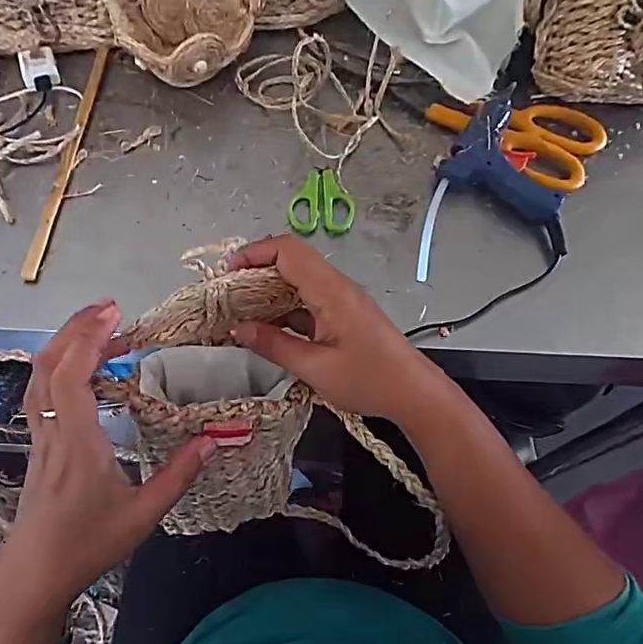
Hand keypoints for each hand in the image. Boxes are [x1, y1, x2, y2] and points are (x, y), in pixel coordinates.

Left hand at [0, 301, 214, 643]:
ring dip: (66, 345)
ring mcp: (40, 436)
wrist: (33, 576)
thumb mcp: (142, 514)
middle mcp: (51, 430)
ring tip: (101, 332)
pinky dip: (60, 367)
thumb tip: (216, 438)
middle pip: (48, 364)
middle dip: (76, 328)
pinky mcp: (38, 444)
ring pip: (40, 376)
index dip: (88, 337)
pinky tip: (84, 371)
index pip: (71, 374)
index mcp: (76, 441)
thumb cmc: (87, 545)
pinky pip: (42, 393)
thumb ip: (179, 473)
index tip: (114, 312)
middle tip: (110, 309)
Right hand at [226, 235, 452, 423]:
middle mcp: (337, 287)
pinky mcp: (344, 314)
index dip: (253, 253)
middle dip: (255, 271)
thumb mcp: (315, 368)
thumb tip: (238, 329)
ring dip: (269, 290)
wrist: (414, 393)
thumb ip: (274, 345)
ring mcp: (341, 299)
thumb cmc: (370, 380)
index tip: (227, 273)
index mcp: (331, 292)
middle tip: (228, 294)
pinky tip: (268, 327)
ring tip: (241, 312)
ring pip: (298, 279)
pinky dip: (285, 307)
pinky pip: (308, 299)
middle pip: (291, 259)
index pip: (287, 250)